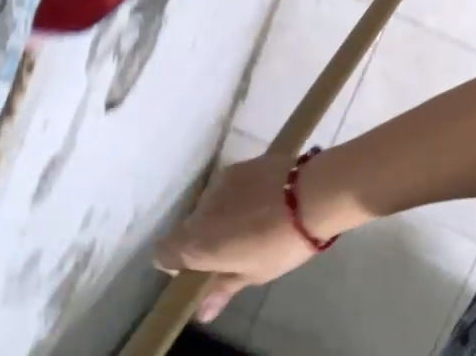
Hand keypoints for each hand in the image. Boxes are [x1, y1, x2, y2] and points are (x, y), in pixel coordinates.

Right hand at [153, 152, 323, 321]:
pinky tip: (266, 198)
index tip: (200, 267)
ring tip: (256, 219)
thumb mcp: (255, 273)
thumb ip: (223, 288)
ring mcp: (220, 183)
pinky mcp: (241, 164)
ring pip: (211, 204)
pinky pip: (230, 185)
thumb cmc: (281, 244)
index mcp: (196, 244)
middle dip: (206, 237)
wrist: (312, 194)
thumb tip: (203, 312)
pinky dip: (240, 193)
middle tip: (237, 245)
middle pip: (189, 227)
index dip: (176, 262)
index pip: (163, 253)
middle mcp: (200, 211)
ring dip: (224, 212)